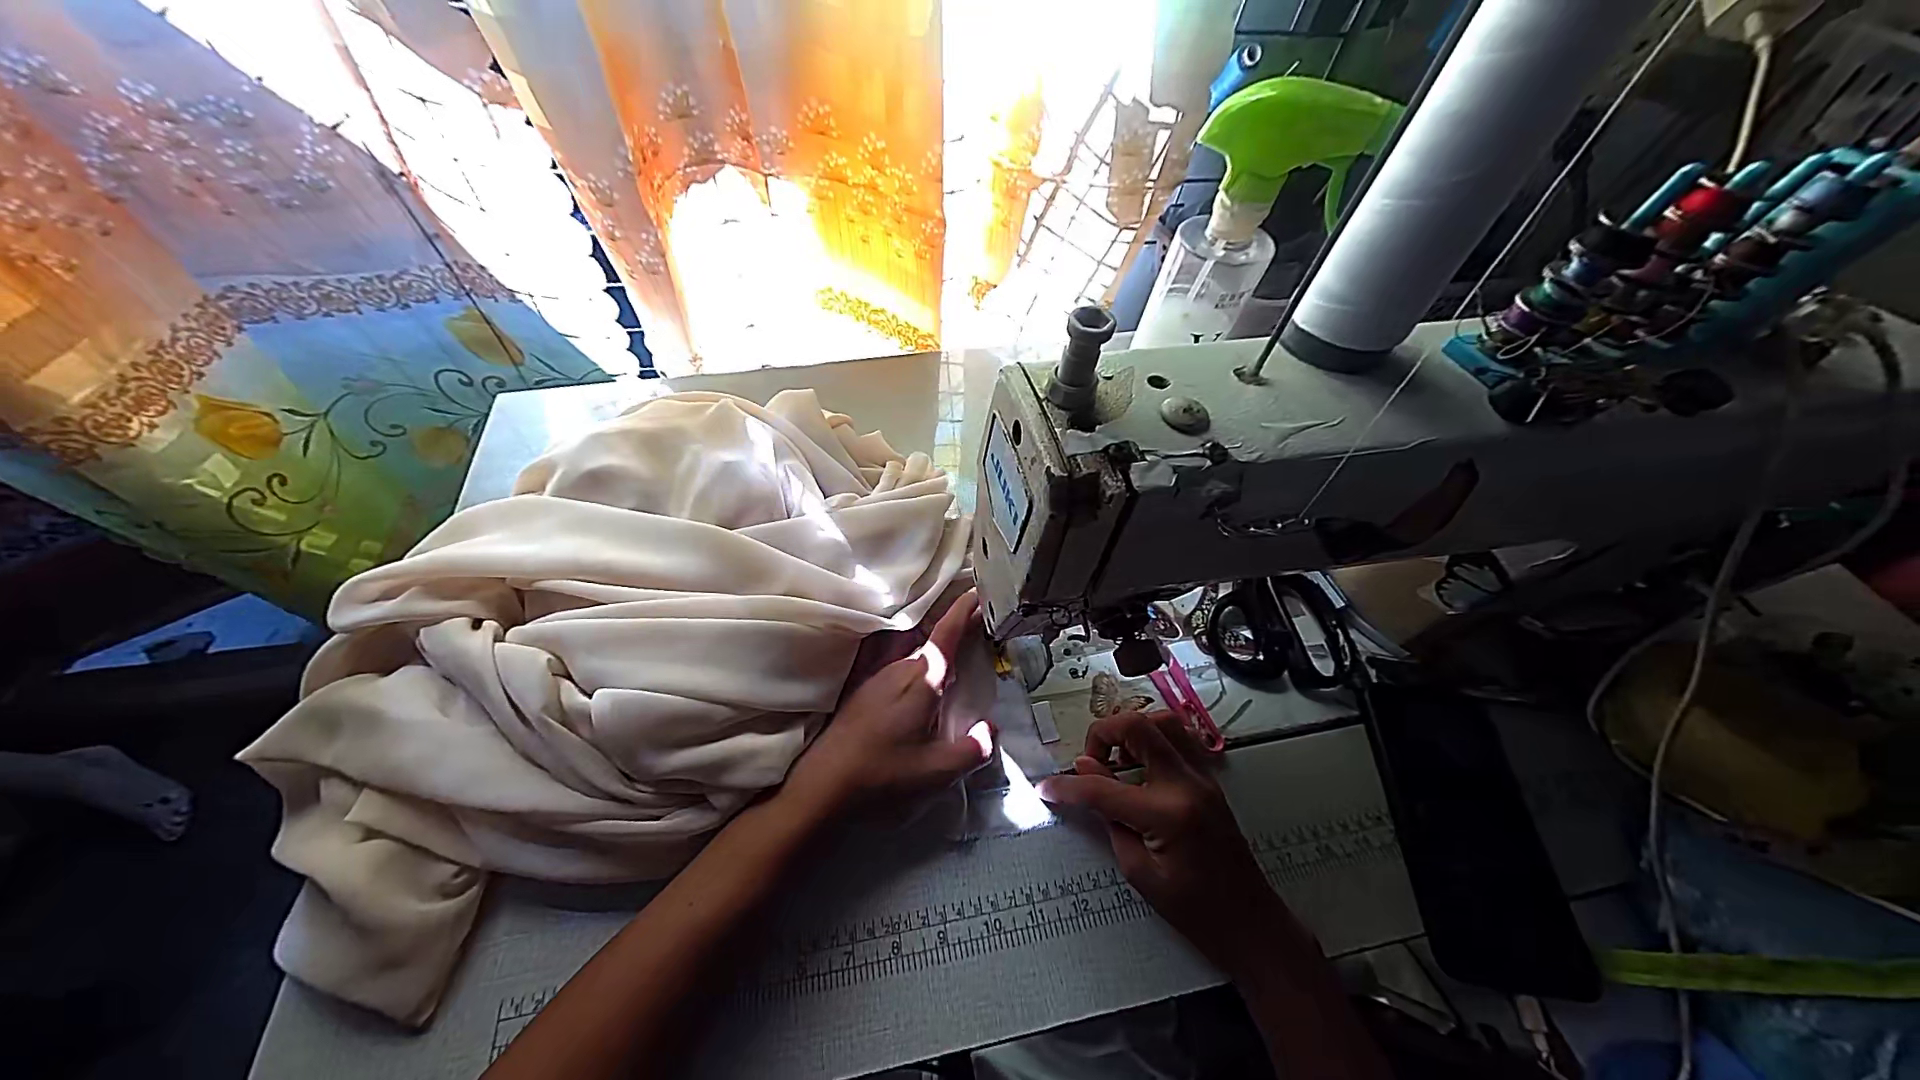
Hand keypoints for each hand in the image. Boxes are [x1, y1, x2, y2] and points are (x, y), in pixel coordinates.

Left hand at [781, 591, 991, 822]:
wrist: (823, 784)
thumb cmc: (883, 774)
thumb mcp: (937, 771)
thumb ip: (974, 749)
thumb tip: (989, 729)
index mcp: (922, 681)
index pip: (947, 635)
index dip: (964, 611)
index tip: (978, 593)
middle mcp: (898, 670)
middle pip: (931, 642)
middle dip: (955, 632)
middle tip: (979, 632)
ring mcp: (876, 677)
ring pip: (912, 654)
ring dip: (933, 651)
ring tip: (953, 662)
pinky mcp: (862, 691)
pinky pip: (895, 666)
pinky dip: (913, 664)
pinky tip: (917, 688)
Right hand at [1037, 710, 1293, 978]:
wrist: (1251, 923)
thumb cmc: (1194, 911)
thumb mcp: (1139, 872)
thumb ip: (1109, 818)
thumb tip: (1086, 772)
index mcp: (1167, 814)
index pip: (1103, 786)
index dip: (1068, 785)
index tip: (1047, 786)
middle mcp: (1187, 784)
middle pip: (1136, 726)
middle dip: (1101, 734)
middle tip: (1089, 762)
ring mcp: (1203, 777)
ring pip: (1162, 721)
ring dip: (1130, 730)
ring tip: (1116, 760)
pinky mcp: (1209, 780)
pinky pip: (1179, 738)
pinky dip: (1152, 739)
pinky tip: (1139, 765)